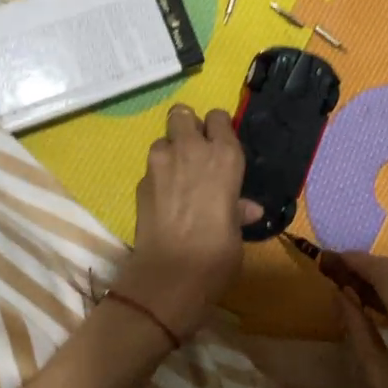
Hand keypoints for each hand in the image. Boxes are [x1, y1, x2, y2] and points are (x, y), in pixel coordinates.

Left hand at [114, 104, 261, 339]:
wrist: (172, 273)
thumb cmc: (218, 252)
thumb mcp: (236, 230)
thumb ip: (238, 209)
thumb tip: (247, 208)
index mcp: (224, 156)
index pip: (218, 118)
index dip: (217, 129)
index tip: (219, 145)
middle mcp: (191, 149)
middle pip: (182, 114)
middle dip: (187, 126)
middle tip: (194, 150)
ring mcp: (161, 163)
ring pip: (162, 140)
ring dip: (169, 152)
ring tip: (177, 177)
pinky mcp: (141, 182)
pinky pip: (151, 168)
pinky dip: (158, 177)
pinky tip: (164, 199)